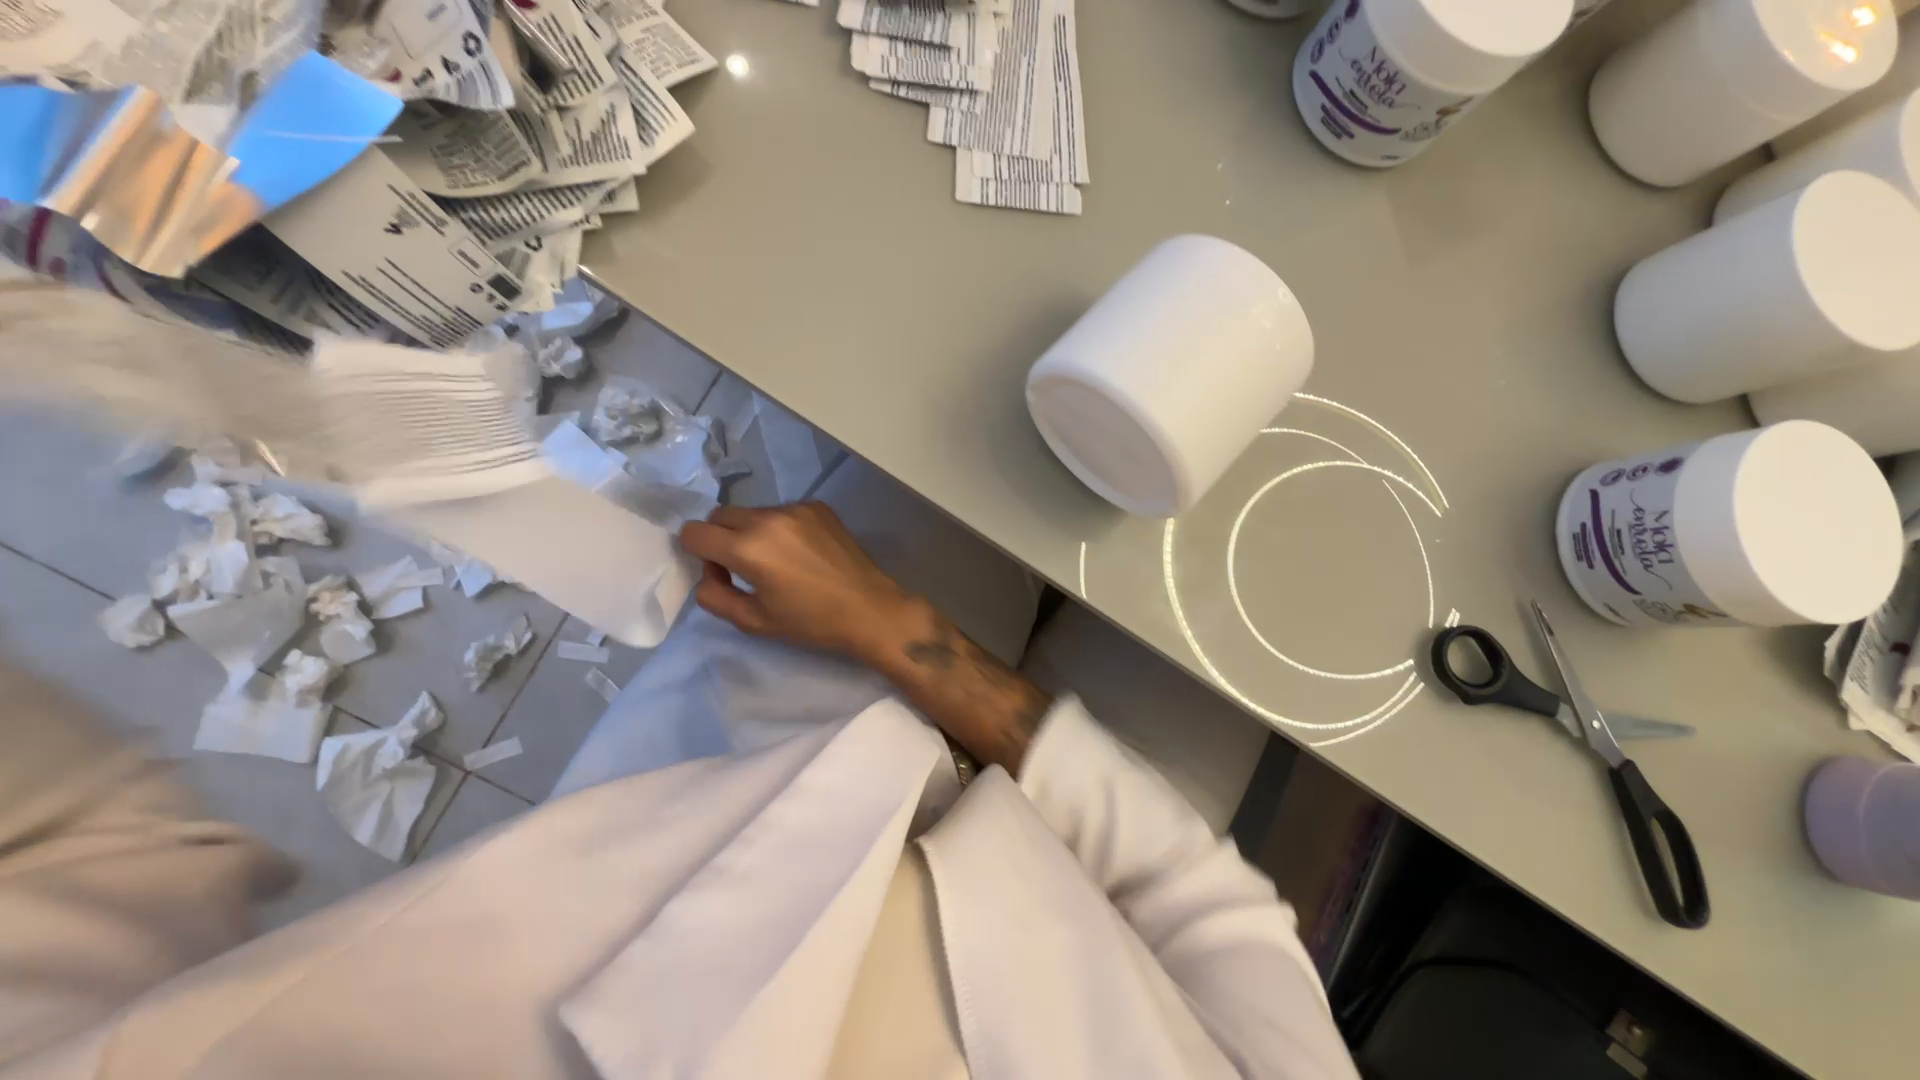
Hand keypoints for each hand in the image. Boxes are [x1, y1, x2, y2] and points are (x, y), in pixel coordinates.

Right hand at [678, 503, 929, 662]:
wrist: (871, 610)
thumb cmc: (812, 623)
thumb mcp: (754, 622)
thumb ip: (715, 596)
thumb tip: (706, 574)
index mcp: (749, 548)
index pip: (694, 533)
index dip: (696, 553)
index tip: (717, 573)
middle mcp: (769, 518)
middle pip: (720, 515)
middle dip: (720, 538)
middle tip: (741, 568)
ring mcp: (796, 508)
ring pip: (753, 512)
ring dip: (752, 532)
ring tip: (778, 562)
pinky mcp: (818, 507)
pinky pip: (782, 512)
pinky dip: (781, 528)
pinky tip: (802, 554)